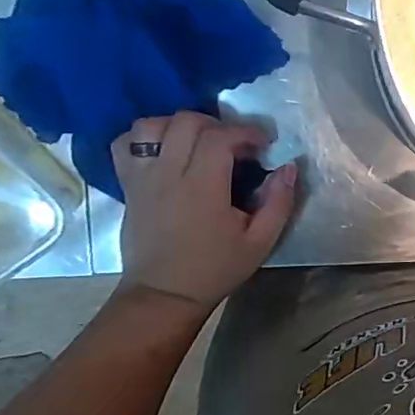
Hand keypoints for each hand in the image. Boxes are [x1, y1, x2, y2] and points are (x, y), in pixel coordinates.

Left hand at [113, 112, 297, 309]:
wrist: (165, 293)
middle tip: (235, 145)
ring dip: (180, 126)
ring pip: (152, 125)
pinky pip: (126, 144)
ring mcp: (142, 177)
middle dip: (217, 124)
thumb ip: (279, 201)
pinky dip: (147, 137)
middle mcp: (167, 174)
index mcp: (202, 187)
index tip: (263, 146)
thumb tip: (288, 168)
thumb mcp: (261, 241)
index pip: (220, 136)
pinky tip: (167, 150)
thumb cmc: (216, 268)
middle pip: (186, 122)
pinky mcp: (129, 185)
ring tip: (201, 144)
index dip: (246, 132)